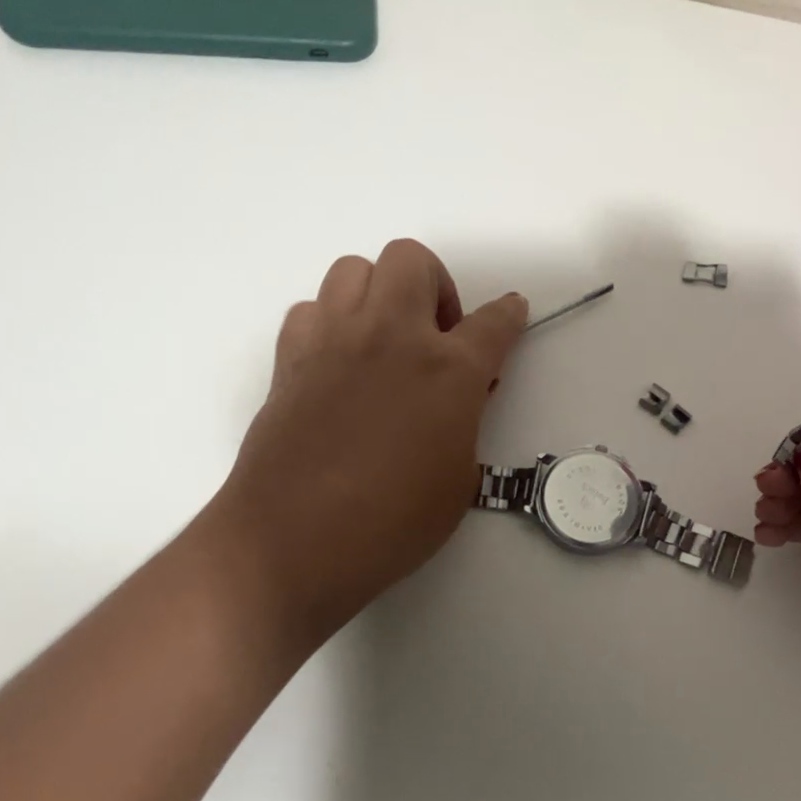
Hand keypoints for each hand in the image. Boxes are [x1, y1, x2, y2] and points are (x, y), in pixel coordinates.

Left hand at [208, 239, 527, 643]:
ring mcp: (333, 341)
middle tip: (436, 335)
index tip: (511, 312)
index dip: (508, 315)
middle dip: (434, 286)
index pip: (492, 323)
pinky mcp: (290, 359)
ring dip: (378, 295)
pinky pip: (311, 310)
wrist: (296, 539)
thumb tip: (452, 401)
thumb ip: (461, 424)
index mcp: (447, 371)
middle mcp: (391, 336)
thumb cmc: (392, 524)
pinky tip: (338, 366)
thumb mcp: (458, 479)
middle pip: (413, 261)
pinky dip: (330, 325)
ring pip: (353, 269)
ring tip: (383, 342)